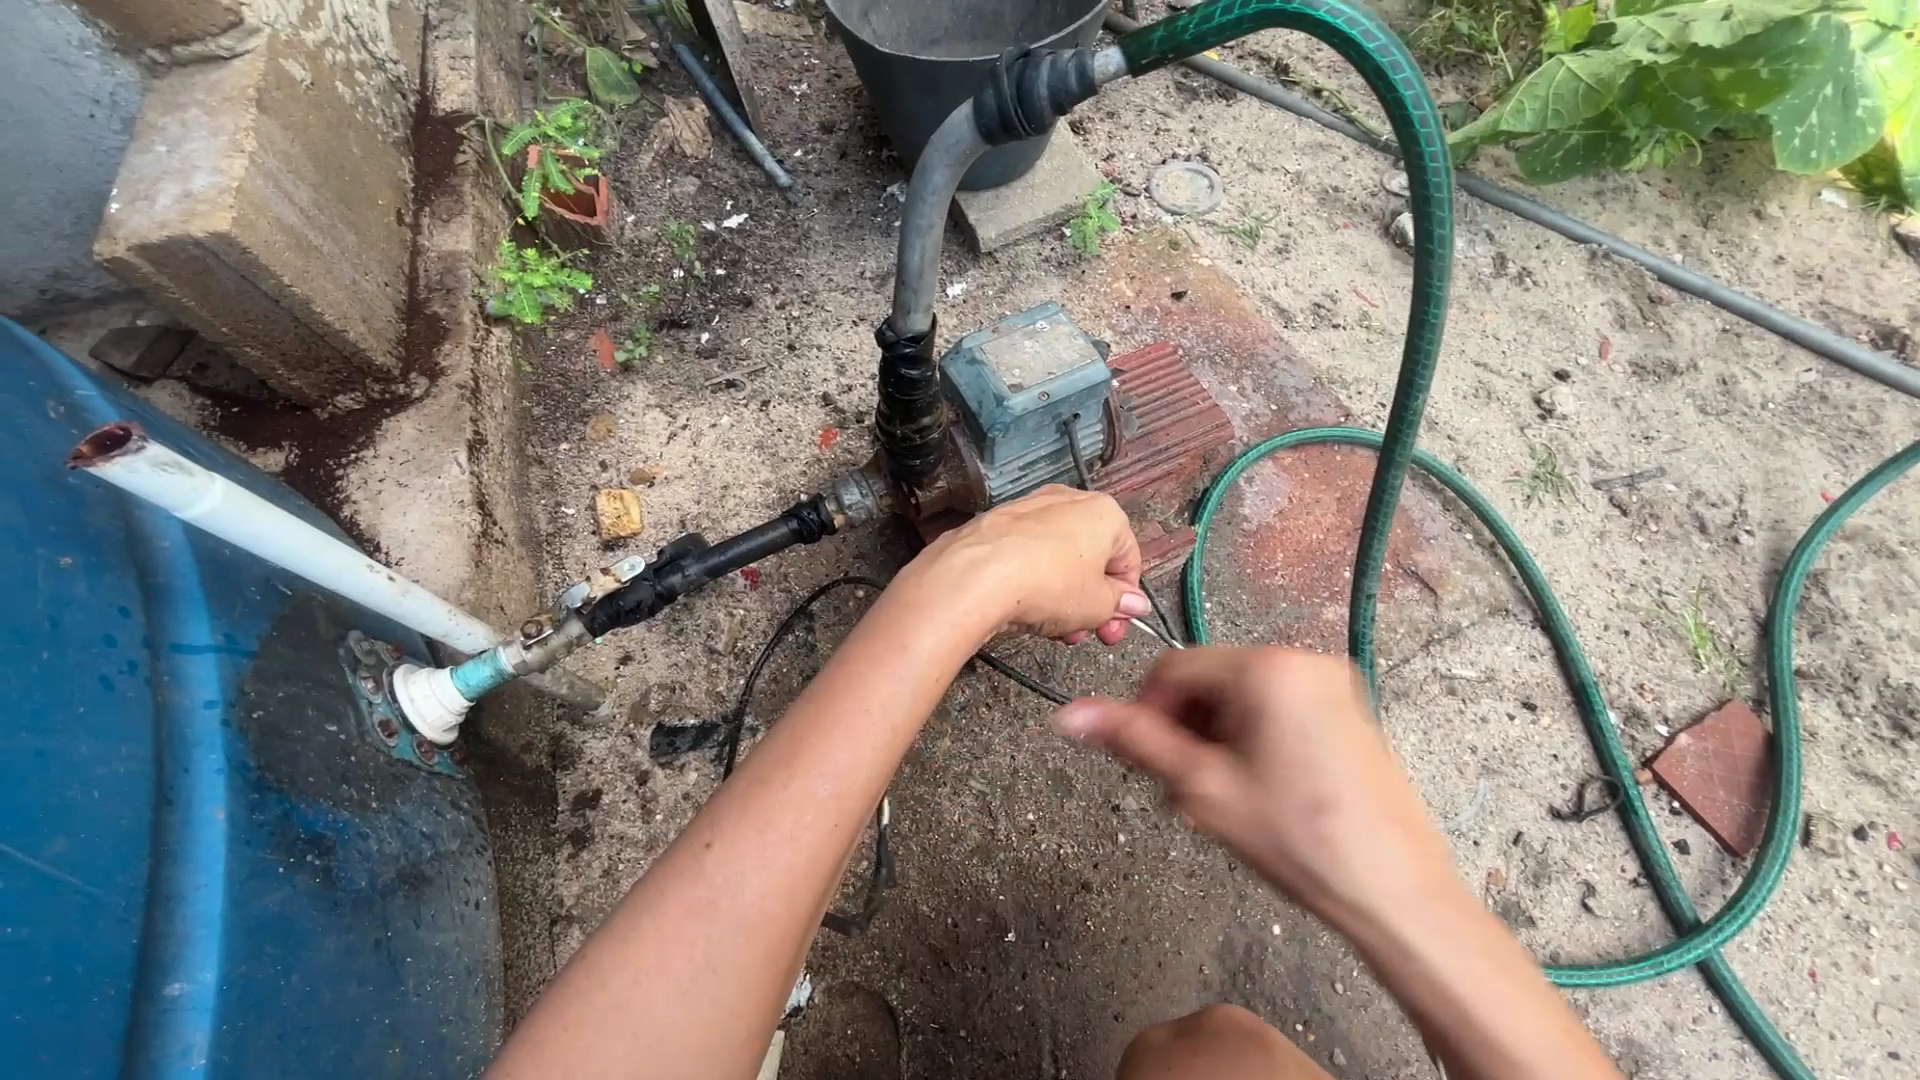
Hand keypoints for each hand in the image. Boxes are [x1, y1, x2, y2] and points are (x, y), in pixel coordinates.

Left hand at [905, 485, 1148, 643]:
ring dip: (1061, 595)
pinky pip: (1024, 555)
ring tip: (1050, 627)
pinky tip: (1022, 609)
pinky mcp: (994, 524)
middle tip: (1084, 631)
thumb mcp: (1096, 606)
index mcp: (1103, 513)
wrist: (975, 578)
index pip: (1128, 559)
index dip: (1124, 600)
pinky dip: (1029, 580)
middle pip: (1090, 557)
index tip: (1114, 625)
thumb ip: (1119, 604)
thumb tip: (1132, 602)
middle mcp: (1066, 501)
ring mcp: (1027, 509)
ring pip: (1056, 557)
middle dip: (1090, 600)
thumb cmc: (1044, 583)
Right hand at [1052, 647, 1455, 920]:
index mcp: (1266, 668)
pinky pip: (1276, 707)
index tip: (1145, 760)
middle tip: (1181, 787)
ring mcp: (1332, 685)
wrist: (1397, 896)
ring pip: (1240, 697)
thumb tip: (1068, 714)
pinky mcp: (1348, 711)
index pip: (1172, 668)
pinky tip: (1253, 790)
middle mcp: (1302, 660)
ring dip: (1213, 737)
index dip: (1145, 712)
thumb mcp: (1200, 788)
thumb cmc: (1298, 840)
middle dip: (1183, 728)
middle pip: (1208, 680)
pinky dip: (1249, 738)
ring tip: (1216, 796)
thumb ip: (1132, 741)